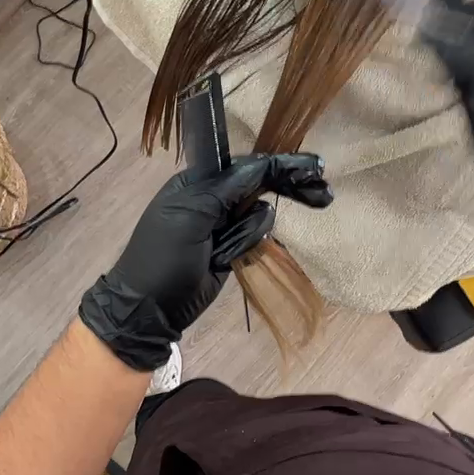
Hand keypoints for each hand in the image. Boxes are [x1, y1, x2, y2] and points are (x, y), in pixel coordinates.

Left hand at [79, 154, 332, 370]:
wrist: (150, 309)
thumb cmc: (163, 257)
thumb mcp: (191, 215)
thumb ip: (226, 189)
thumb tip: (260, 166)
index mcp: (198, 182)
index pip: (246, 166)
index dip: (279, 165)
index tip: (314, 166)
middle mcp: (214, 198)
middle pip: (259, 185)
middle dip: (288, 188)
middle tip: (323, 195)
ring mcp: (223, 224)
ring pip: (258, 216)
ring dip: (249, 234)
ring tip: (222, 254)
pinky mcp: (230, 248)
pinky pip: (253, 239)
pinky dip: (248, 247)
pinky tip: (227, 259)